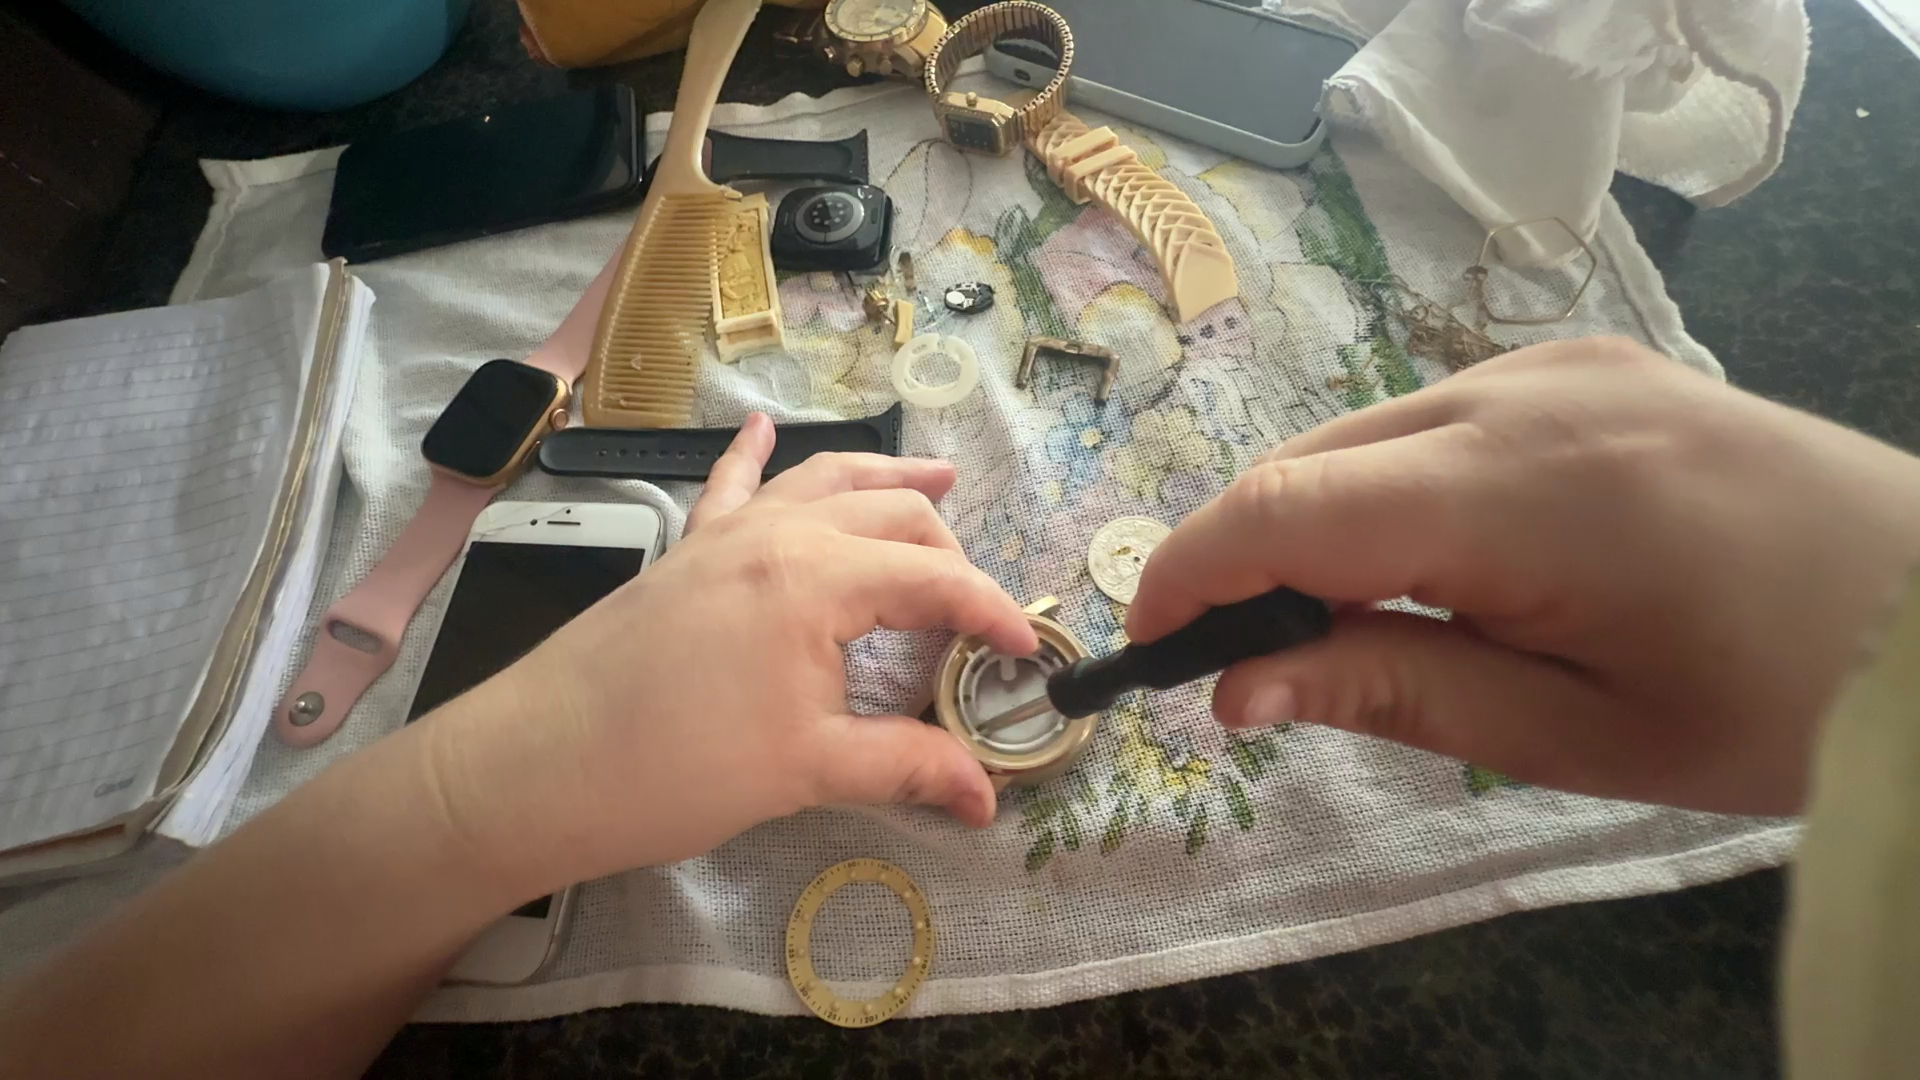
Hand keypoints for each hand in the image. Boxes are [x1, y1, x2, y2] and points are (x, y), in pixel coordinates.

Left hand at [421, 415, 1035, 898]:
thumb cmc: (673, 769)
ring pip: (829, 481)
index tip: (1026, 653)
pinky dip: (760, 455)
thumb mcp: (805, 770)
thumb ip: (907, 768)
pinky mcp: (691, 547)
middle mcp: (781, 534)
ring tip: (939, 479)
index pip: (936, 582)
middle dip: (949, 554)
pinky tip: (764, 427)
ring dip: (889, 480)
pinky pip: (733, 483)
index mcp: (817, 580)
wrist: (530, 767)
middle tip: (971, 609)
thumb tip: (988, 799)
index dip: (991, 615)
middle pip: (894, 518)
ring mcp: (731, 532)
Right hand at [1128, 339, 1919, 814]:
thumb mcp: (1566, 733)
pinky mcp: (1551, 365)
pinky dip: (1352, 497)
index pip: (1286, 510)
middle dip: (1232, 559)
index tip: (1150, 642)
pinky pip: (1395, 430)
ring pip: (1337, 443)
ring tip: (1315, 614)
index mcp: (1528, 489)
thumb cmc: (1778, 702)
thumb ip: (1383, 693)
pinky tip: (1389, 556)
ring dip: (1292, 530)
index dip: (1190, 571)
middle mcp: (1514, 391)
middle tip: (1231, 650)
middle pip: (1298, 467)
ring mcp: (1536, 363)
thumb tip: (1232, 693)